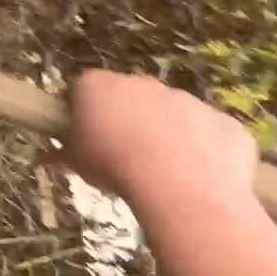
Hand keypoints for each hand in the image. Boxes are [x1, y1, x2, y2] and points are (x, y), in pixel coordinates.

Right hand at [60, 70, 256, 210]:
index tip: (87, 132)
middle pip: (131, 96)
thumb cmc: (115, 167)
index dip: (84, 109)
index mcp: (97, 84)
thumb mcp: (77, 162)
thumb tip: (48, 160)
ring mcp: (189, 101)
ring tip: (169, 166)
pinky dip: (209, 147)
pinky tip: (203, 172)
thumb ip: (63, 154)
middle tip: (127, 149)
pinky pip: (214, 132)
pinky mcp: (228, 123)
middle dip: (130, 116)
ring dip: (170, 130)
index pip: (83, 88)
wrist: (184, 192)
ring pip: (175, 112)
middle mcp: (141, 83)